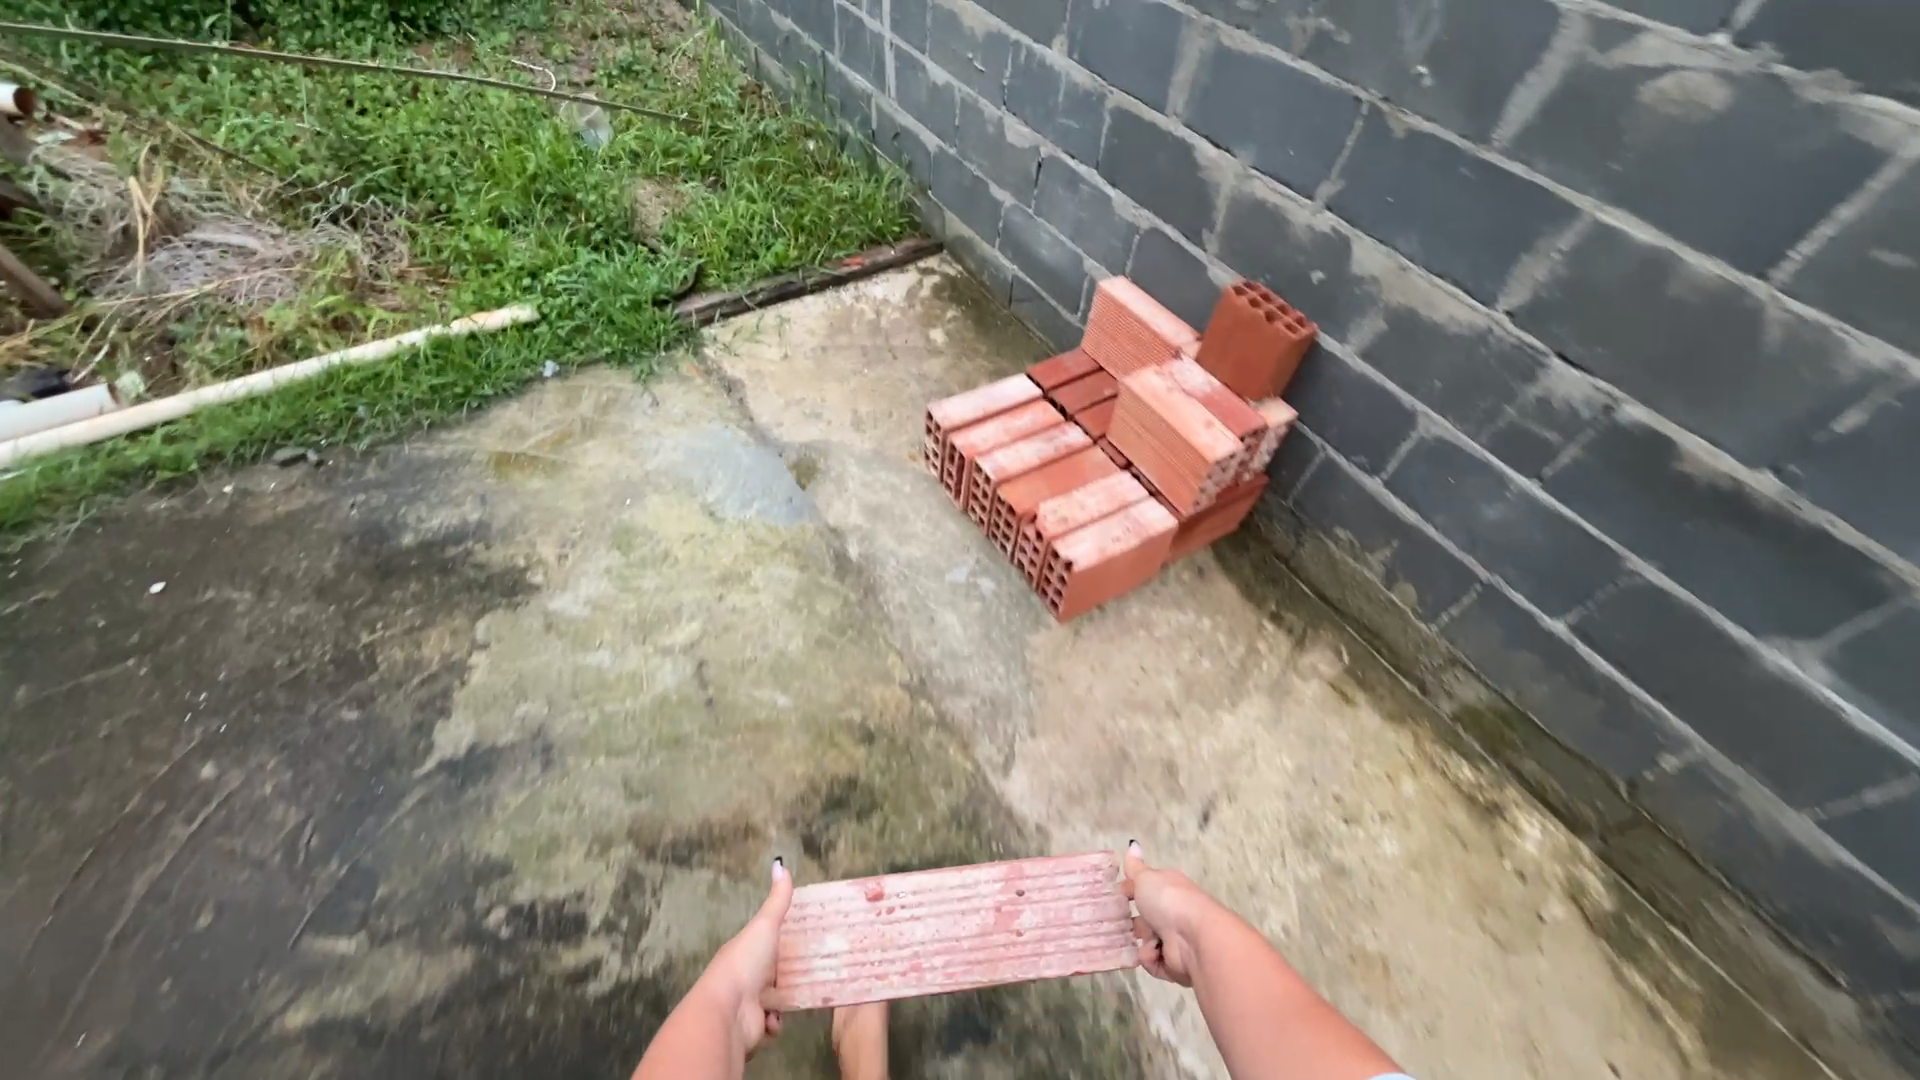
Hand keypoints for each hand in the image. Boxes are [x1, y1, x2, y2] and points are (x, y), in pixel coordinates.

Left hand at [691, 856, 793, 1055]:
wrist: (727, 1013)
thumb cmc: (745, 962)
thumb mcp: (765, 925)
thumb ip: (777, 900)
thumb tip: (780, 862)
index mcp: (745, 950)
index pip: (766, 943)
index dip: (784, 940)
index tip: (806, 939)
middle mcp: (745, 975)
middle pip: (772, 971)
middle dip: (788, 972)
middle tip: (813, 967)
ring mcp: (747, 1002)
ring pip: (774, 998)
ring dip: (785, 998)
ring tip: (801, 991)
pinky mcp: (753, 1027)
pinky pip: (773, 1023)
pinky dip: (779, 1021)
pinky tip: (781, 1015)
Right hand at [1123, 840, 1225, 986]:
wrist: (1195, 938)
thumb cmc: (1168, 900)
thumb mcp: (1146, 878)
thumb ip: (1135, 867)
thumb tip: (1132, 844)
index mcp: (1168, 888)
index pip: (1145, 888)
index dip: (1129, 891)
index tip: (1114, 896)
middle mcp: (1173, 912)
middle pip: (1144, 917)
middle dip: (1131, 921)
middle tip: (1117, 923)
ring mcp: (1175, 938)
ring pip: (1146, 940)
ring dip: (1141, 941)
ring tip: (1141, 938)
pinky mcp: (1175, 963)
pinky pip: (1153, 961)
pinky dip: (1150, 958)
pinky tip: (1154, 951)